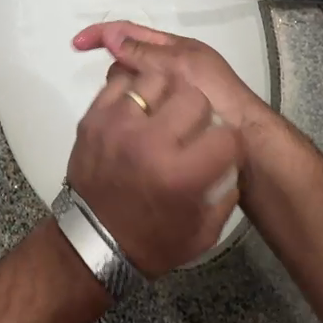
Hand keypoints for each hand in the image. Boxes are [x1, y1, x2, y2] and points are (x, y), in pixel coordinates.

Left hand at [65, 62, 242, 278]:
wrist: (90, 243)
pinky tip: (138, 110)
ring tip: (163, 113)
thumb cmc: (152, 242)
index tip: (223, 149)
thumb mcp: (203, 232)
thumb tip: (232, 159)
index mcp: (181, 174)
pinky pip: (121, 83)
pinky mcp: (93, 117)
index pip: (227, 136)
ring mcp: (118, 124)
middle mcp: (150, 141)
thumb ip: (225, 192)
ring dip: (167, 96)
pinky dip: (134, 92)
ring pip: (157, 80)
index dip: (231, 143)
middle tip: (192, 128)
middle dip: (201, 113)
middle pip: (194, 97)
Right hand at [72, 21, 267, 131]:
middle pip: (128, 61)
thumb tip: (111, 36)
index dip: (102, 35)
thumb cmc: (222, 101)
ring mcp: (173, 97)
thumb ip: (147, 54)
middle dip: (117, 72)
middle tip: (120, 97)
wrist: (252, 150)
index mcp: (175, 51)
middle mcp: (172, 70)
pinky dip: (133, 116)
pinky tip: (130, 132)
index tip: (76, 46)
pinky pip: (142, 112)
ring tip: (126, 118)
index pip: (130, 33)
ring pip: (133, 89)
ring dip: (126, 97)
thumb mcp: (182, 69)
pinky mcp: (173, 124)